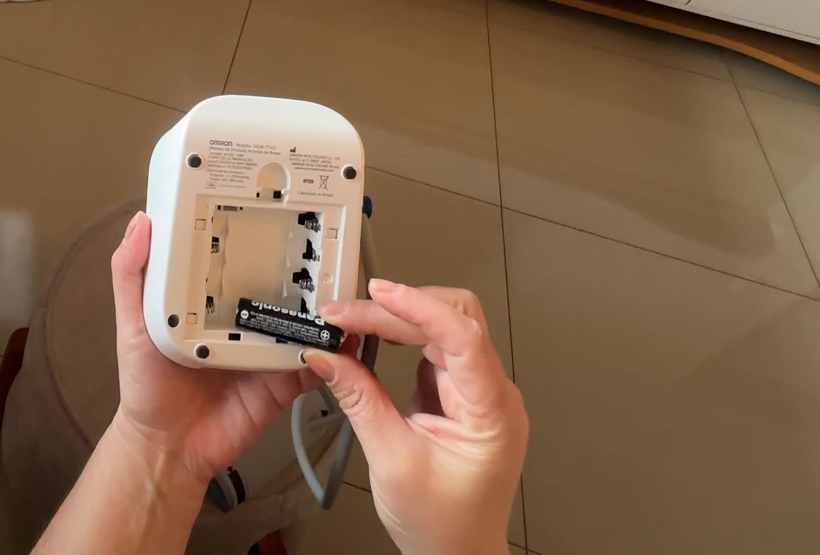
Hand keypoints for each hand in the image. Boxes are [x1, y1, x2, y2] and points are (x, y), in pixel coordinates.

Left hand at [107, 211, 320, 485]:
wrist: (169, 449)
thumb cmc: (147, 384)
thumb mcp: (132, 322)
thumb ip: (131, 274)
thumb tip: (141, 223)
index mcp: (208, 295)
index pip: (234, 254)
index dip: (252, 231)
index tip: (272, 204)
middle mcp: (240, 315)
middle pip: (278, 282)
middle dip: (304, 266)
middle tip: (324, 246)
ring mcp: (264, 346)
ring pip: (302, 319)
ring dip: (323, 307)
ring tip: (341, 292)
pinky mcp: (281, 380)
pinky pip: (312, 364)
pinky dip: (332, 354)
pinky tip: (341, 341)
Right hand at [307, 282, 526, 554]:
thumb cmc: (442, 526)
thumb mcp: (392, 461)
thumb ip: (359, 400)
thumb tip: (327, 355)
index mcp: (492, 413)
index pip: (463, 338)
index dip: (420, 307)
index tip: (379, 293)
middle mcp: (491, 392)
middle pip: (451, 319)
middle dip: (396, 308)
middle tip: (345, 314)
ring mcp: (474, 387)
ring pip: (439, 323)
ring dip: (394, 316)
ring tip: (351, 320)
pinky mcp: (455, 387)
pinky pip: (429, 341)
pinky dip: (396, 331)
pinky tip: (369, 334)